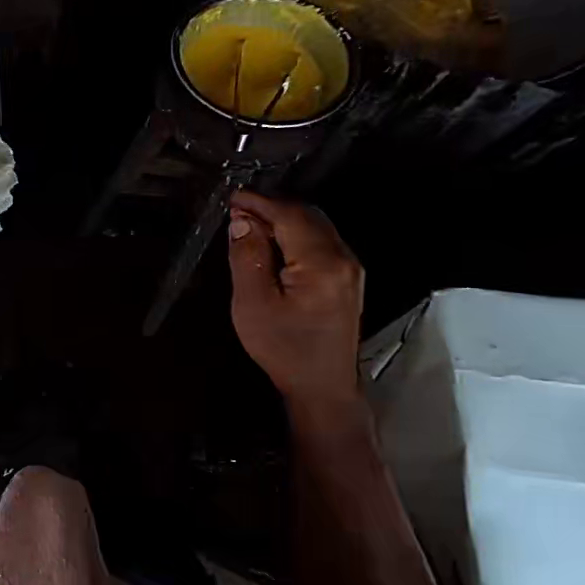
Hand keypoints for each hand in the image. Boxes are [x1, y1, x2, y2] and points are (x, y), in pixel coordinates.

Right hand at [227, 191, 365, 406]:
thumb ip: (248, 258)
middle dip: (272, 208)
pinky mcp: (348, 278)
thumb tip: (243, 220)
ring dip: (284, 219)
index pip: (289, 215)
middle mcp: (343, 257)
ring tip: (252, 225)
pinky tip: (275, 245)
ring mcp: (351, 267)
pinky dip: (296, 234)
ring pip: (316, 226)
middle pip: (307, 215)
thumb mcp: (253, 305)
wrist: (323, 386)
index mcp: (322, 263)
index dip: (260, 203)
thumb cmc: (284, 348)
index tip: (233, 198)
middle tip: (239, 211)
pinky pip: (321, 241)